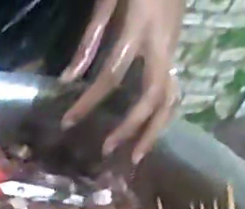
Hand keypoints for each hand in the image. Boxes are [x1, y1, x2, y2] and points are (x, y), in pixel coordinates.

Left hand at [59, 0, 183, 160]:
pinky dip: (160, 116)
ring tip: (135, 157)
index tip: (67, 123)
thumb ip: (89, 41)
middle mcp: (163, 42)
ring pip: (171, 96)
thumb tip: (67, 81)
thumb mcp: (108, 0)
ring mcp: (174, 46)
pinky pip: (172, 90)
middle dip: (131, 126)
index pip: (112, 74)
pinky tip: (146, 135)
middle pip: (153, 95)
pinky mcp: (177, 50)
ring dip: (153, 129)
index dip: (89, 102)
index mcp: (141, 26)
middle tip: (107, 152)